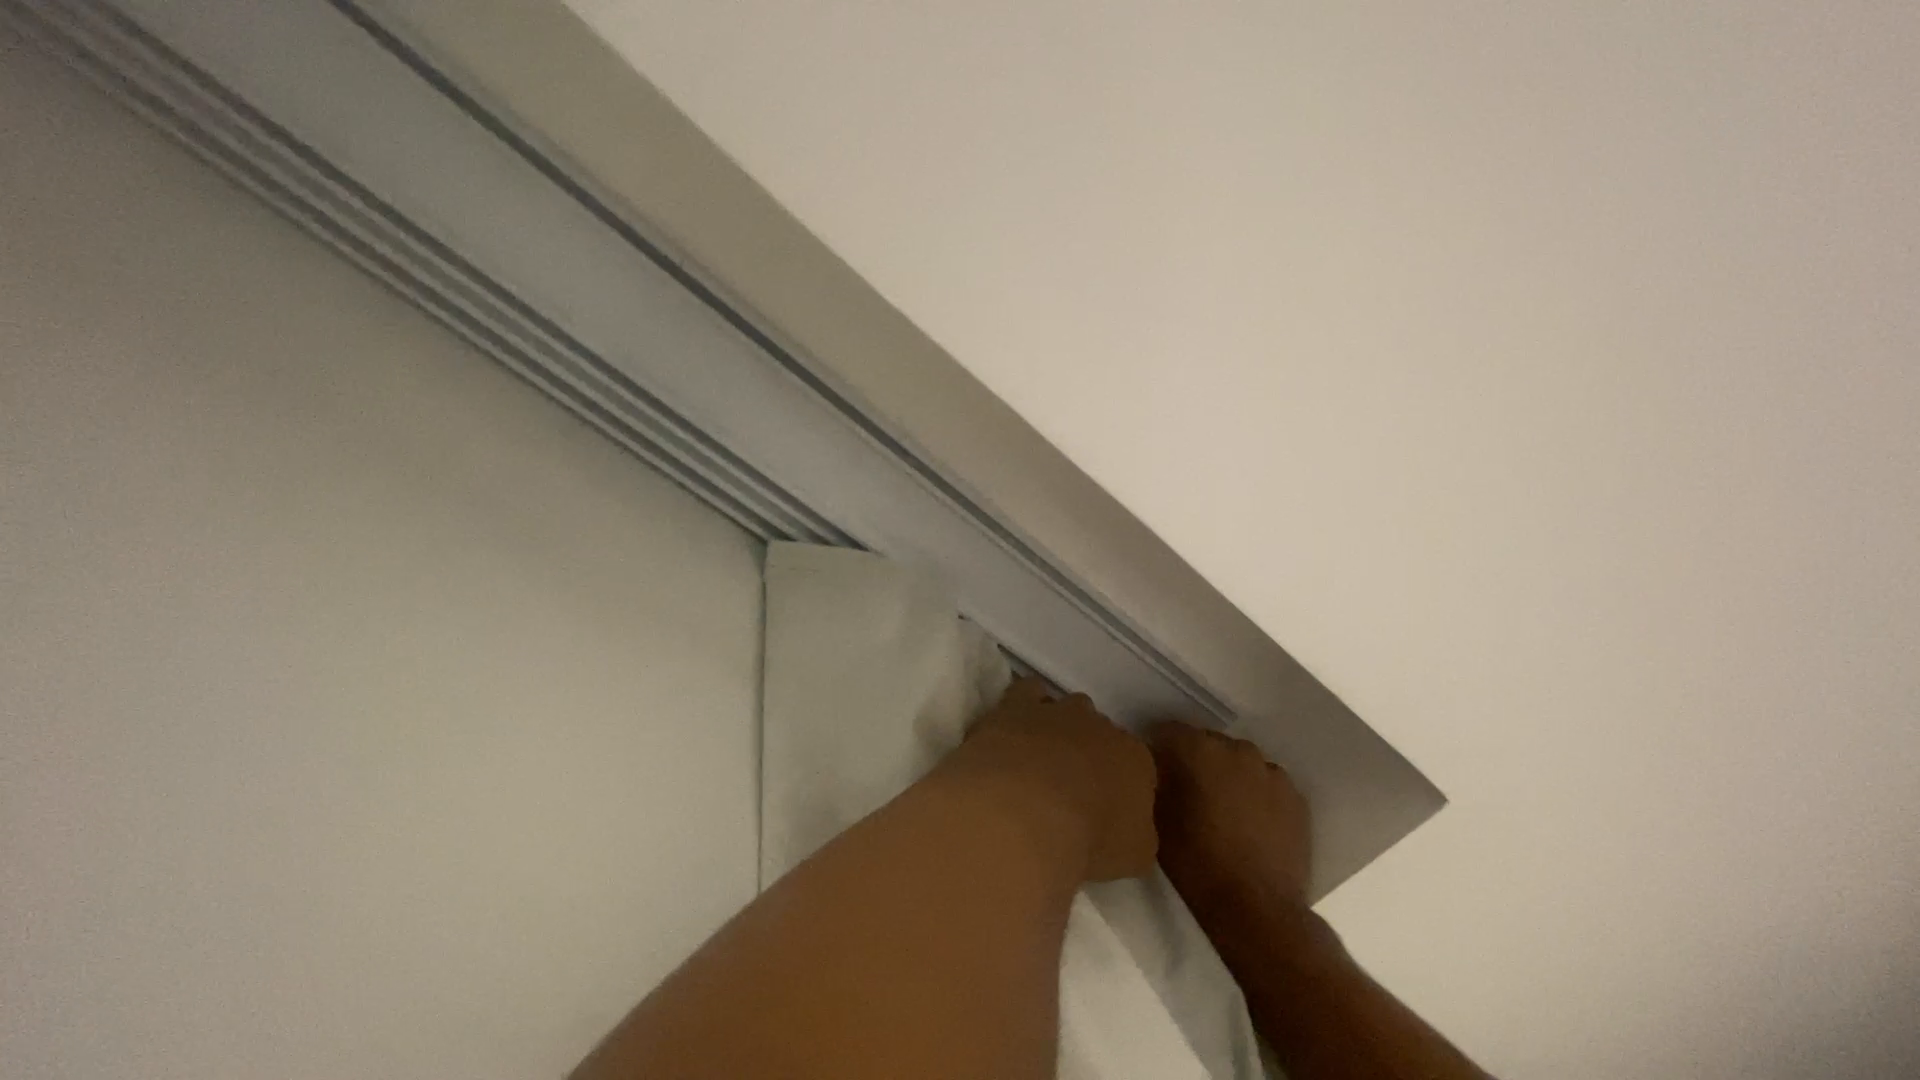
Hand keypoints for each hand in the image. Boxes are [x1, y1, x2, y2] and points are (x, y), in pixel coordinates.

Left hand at [937, 677, 1157, 881]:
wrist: (1025, 812)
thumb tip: (1132, 829)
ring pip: (1064, 708)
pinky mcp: (1014, 706)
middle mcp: (1099, 725)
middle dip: (1088, 752)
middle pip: (1099, 732)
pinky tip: (1014, 729)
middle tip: (1070, 786)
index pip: (1137, 764)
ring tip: (1038, 759)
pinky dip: (1022, 707)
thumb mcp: (1133, 855)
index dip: (1122, 784)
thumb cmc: (1087, 839)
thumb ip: (1137, 835)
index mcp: (1135, 759)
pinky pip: (1025, 693)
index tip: (1107, 807)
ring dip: (1056, 727)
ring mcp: (1056, 711)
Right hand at [1149, 722, 1312, 913]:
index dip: (1158, 748)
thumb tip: (1155, 764)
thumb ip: (1155, 781)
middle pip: (1208, 743)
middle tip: (1186, 791)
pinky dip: (1255, 794)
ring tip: (1221, 810)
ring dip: (1228, 776)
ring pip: (1241, 763)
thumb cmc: (1196, 862)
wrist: (1256, 907)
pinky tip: (1249, 824)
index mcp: (1199, 750)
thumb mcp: (1157, 819)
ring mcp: (1272, 773)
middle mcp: (1239, 750)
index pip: (1169, 730)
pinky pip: (1267, 784)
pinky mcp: (1296, 798)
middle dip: (1195, 760)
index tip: (1153, 770)